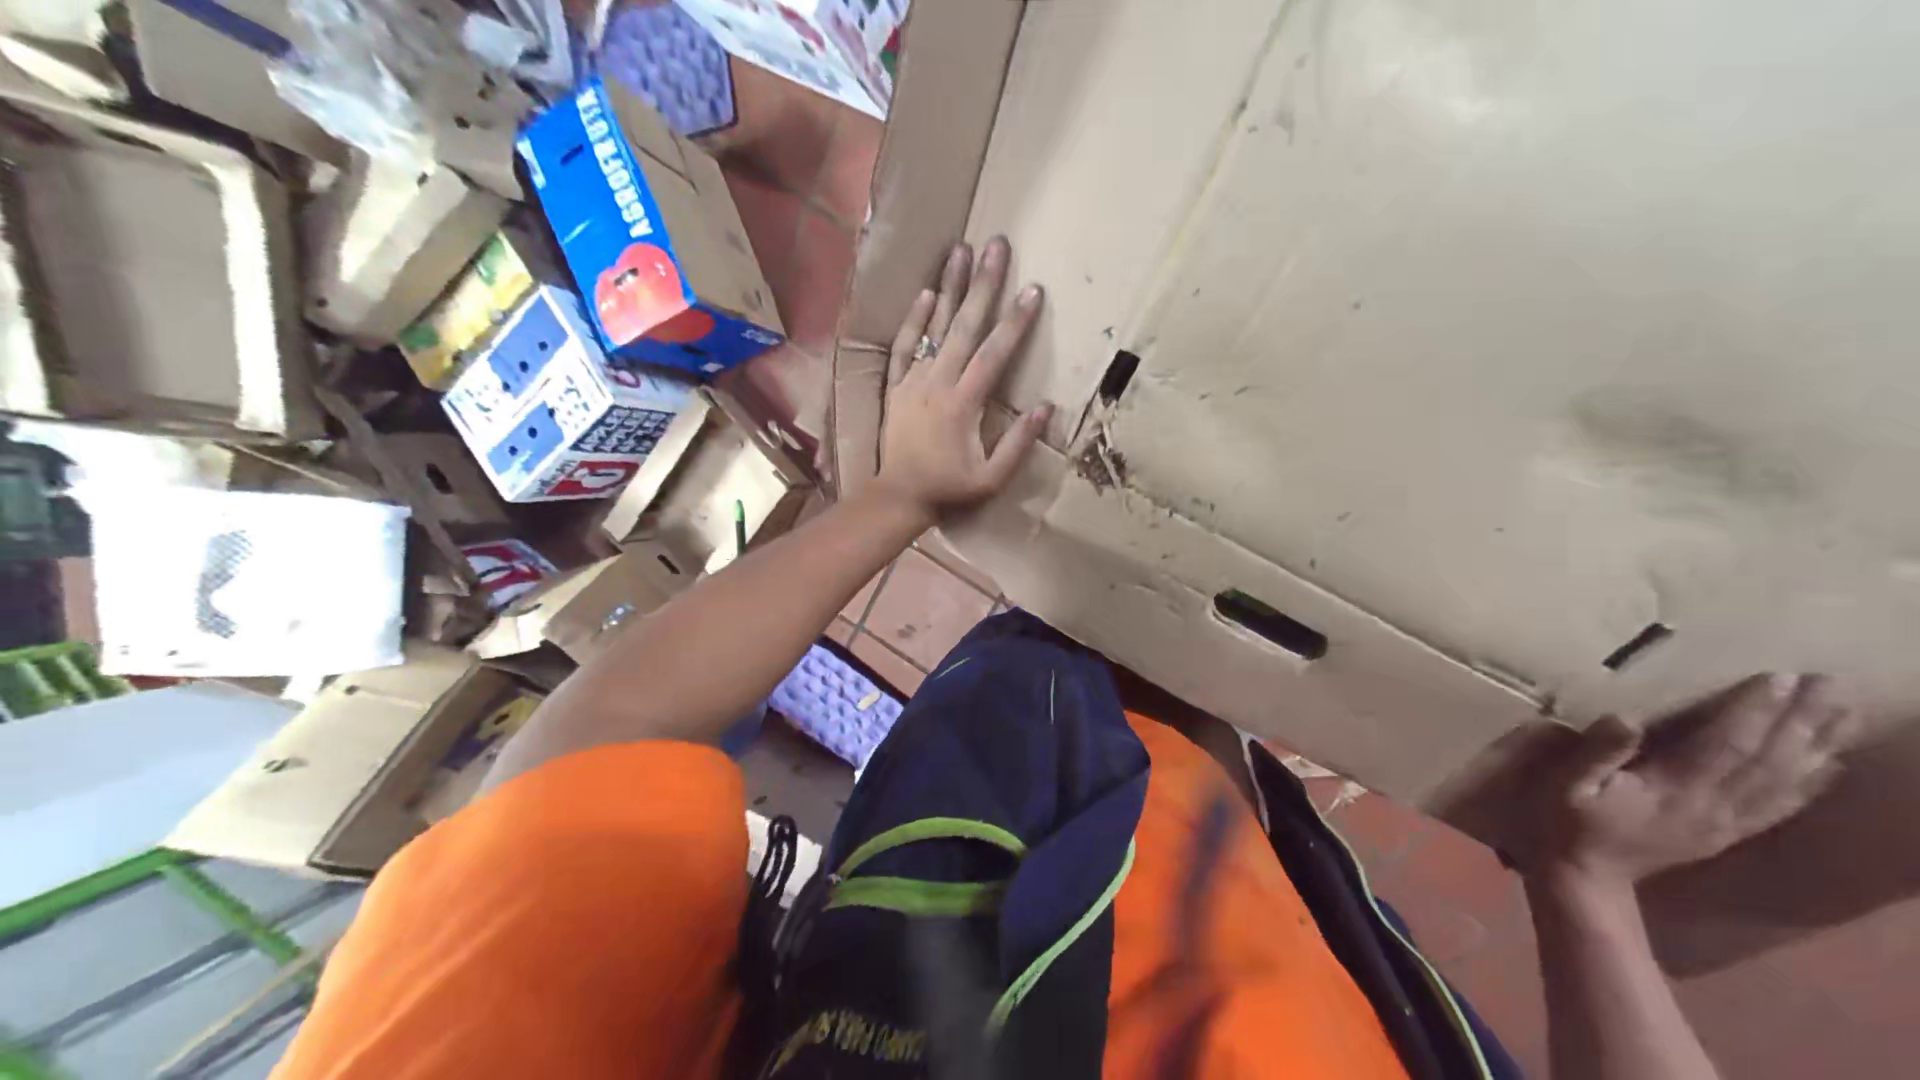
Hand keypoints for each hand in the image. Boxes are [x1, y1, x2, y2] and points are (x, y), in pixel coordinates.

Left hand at [872, 236, 1054, 523]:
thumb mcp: (992, 478)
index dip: (1015, 322)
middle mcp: (937, 383)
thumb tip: (1046, 407)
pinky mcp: (896, 386)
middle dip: (984, 285)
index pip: (994, 355)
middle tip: (997, 245)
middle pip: (964, 327)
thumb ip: (1018, 443)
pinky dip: (914, 319)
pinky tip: (926, 292)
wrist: (898, 497)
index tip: (1034, 290)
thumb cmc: (949, 489)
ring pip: (933, 327)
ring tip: (961, 249)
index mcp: (963, 404)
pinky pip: (903, 346)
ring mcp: (913, 381)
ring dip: (950, 287)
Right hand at [1517, 673, 1862, 886]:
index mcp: (1675, 789)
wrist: (1585, 875)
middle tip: (1833, 685)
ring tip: (1844, 713)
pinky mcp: (1728, 832)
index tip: (1779, 678)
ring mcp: (1726, 821)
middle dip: (1800, 720)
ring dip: (1816, 744)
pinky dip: (1810, 783)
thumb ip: (1595, 753)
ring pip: (1784, 780)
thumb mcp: (1563, 785)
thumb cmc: (1565, 821)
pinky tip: (1828, 765)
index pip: (1725, 744)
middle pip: (1768, 759)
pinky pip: (1780, 805)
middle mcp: (1713, 805)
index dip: (1753, 711)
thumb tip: (1625, 717)